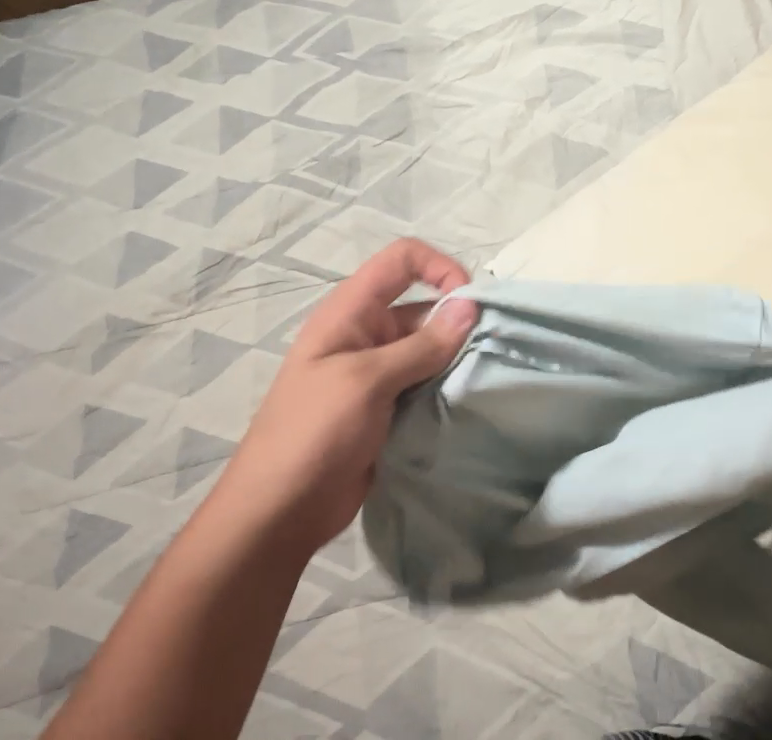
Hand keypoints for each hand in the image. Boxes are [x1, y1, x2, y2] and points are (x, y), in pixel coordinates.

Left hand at [208, 239, 478, 555]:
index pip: (401, 260)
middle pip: (424, 306)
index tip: (471, 303)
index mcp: (350, 313)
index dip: (439, 267)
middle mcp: (366, 335)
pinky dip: (450, 387)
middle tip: (491, 350)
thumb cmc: (313, 433)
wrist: (280, 512)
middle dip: (458, 321)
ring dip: (457, 358)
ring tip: (484, 379)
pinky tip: (470, 403)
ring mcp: (377, 373)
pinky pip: (428, 383)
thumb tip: (470, 306)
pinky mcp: (389, 408)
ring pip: (431, 348)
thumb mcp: (366, 380)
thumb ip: (421, 344)